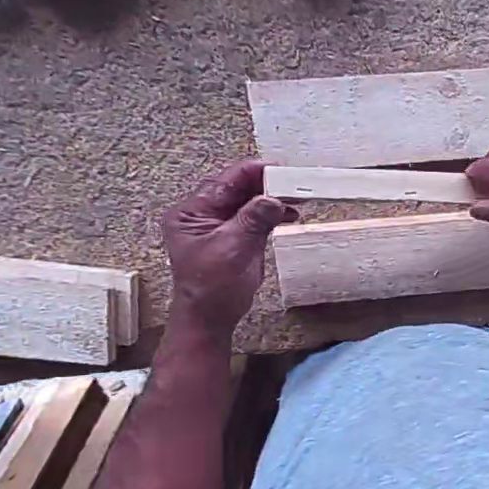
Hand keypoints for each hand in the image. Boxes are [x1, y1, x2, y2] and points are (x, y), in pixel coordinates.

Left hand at [162, 161, 296, 338]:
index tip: (279, 169)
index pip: (225, 182)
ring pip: (250, 201)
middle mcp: (204, 214)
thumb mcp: (231, 247)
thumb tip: (273, 198)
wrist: (210, 320)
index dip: (253, 173)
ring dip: (272, 198)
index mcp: (192, 212)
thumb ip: (253, 219)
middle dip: (266, 184)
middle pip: (238, 188)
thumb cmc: (210, 288)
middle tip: (292, 180)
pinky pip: (256, 217)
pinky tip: (289, 213)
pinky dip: (272, 214)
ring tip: (296, 197)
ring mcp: (221, 225)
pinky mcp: (237, 237)